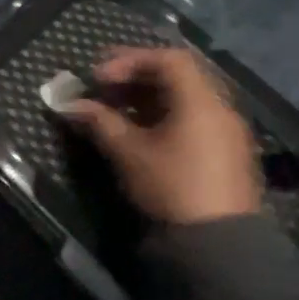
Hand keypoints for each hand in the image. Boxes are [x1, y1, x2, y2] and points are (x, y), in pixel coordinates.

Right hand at [64, 46, 260, 225]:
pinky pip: (193, 117)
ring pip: (185, 98)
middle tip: (102, 88)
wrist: (216, 240)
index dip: (129, 60)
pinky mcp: (226, 151)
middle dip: (135, 76)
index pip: (168, 59)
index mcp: (201, 102)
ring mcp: (227, 131)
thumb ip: (99, 121)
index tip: (97, 77)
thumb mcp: (127, 152)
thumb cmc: (170, 185)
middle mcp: (220, 108)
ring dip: (147, 96)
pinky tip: (141, 130)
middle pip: (178, 75)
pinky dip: (164, 113)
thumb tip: (71, 105)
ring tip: (115, 109)